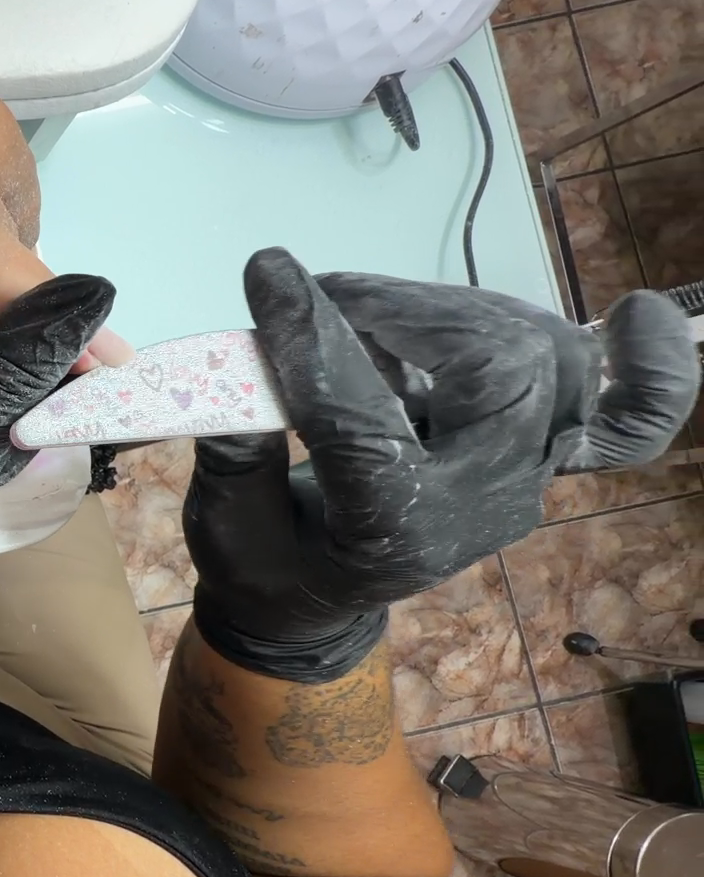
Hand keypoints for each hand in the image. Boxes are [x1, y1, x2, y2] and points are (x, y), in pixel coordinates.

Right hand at [183, 249, 696, 683]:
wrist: (308, 603)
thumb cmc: (258, 570)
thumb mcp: (222, 526)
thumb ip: (235, 456)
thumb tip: (236, 375)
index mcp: (388, 527)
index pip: (358, 415)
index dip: (310, 338)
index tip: (268, 274)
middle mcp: (480, 502)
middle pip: (492, 368)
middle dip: (402, 310)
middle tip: (322, 294)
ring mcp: (523, 482)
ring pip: (545, 359)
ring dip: (456, 313)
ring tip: (369, 304)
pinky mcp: (535, 468)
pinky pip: (628, 420)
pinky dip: (652, 365)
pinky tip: (636, 314)